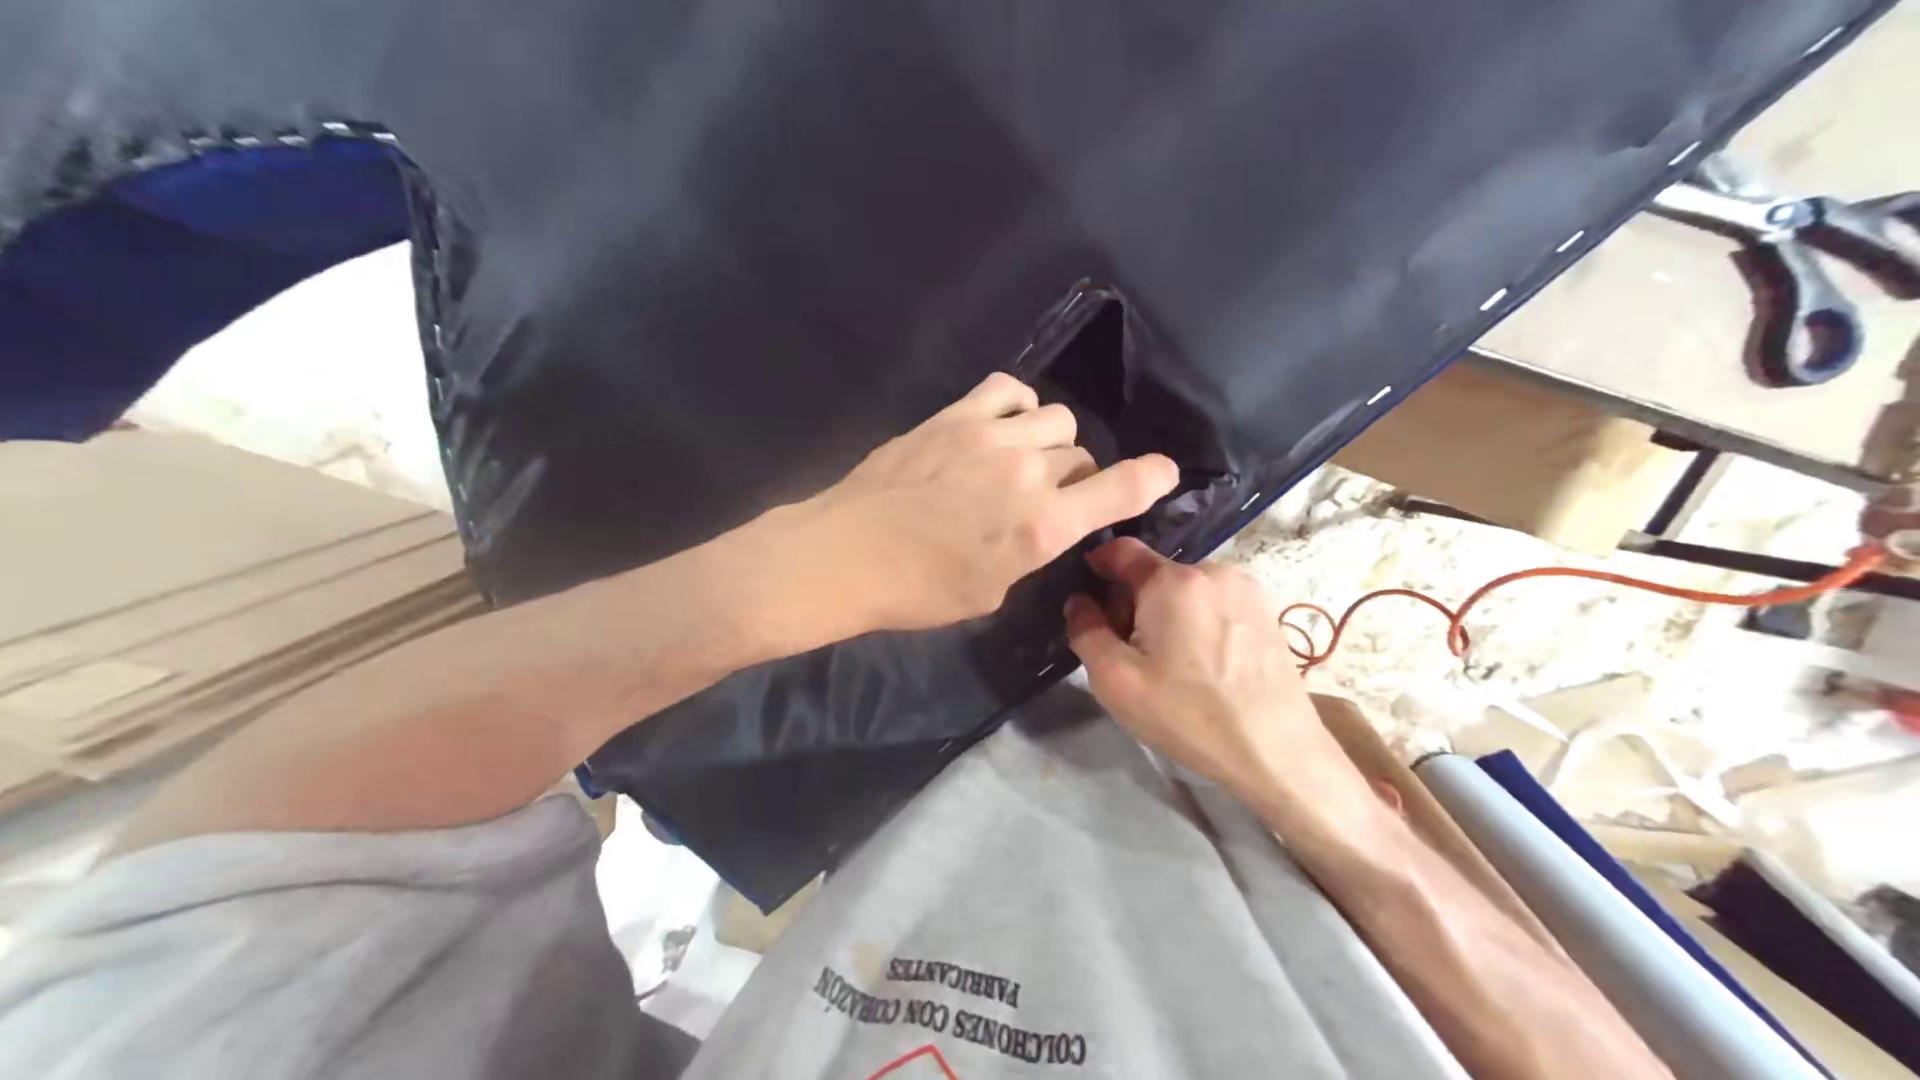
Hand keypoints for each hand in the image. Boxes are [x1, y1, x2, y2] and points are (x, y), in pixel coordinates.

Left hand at [796, 373, 1178, 632]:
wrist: (846, 555)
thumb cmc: (918, 590)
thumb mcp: (991, 591)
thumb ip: (1030, 552)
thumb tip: (1040, 524)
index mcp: (1043, 527)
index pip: (1120, 489)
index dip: (1151, 478)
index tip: (1163, 472)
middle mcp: (1027, 473)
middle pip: (1082, 456)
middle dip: (1074, 479)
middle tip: (1042, 499)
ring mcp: (991, 436)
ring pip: (1055, 418)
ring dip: (1050, 442)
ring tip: (1021, 460)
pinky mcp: (954, 416)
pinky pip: (1009, 389)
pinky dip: (1018, 406)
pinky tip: (1001, 425)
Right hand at [1064, 538, 1372, 826]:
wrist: (1278, 751)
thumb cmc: (1189, 715)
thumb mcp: (1116, 681)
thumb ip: (1086, 631)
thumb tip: (1079, 602)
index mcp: (1172, 581)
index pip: (1121, 549)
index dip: (1095, 567)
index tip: (1086, 597)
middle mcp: (1212, 570)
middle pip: (1152, 573)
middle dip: (1130, 601)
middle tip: (1127, 649)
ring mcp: (1245, 588)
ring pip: (1184, 588)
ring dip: (1164, 612)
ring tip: (1168, 662)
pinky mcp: (1265, 610)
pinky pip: (1213, 601)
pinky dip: (1196, 619)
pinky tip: (1201, 662)